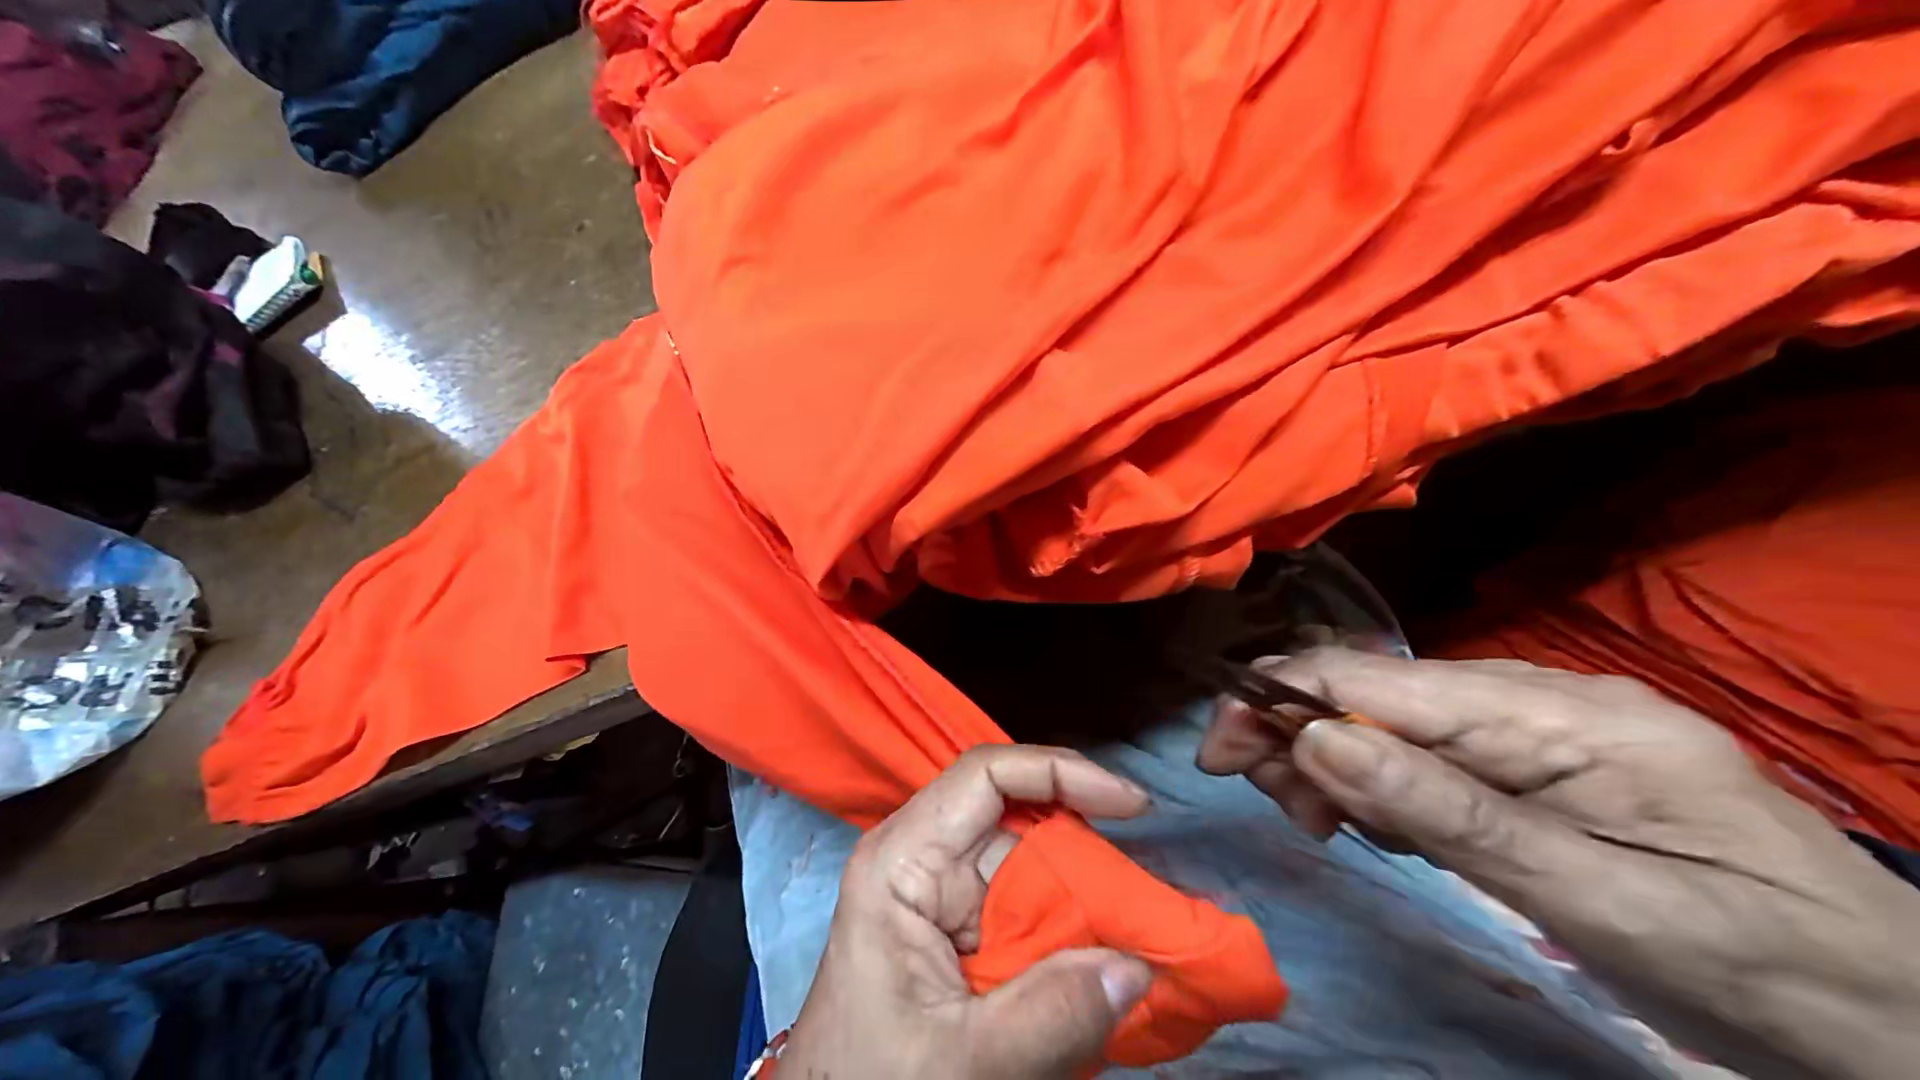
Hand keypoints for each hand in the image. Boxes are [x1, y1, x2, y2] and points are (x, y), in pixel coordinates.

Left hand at [780, 745, 1155, 1079]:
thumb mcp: (959, 1060)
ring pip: (1034, 871)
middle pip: (1020, 823)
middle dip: (1091, 849)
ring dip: (1092, 897)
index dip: (1058, 771)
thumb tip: (1137, 967)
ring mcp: (946, 897)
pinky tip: (1116, 955)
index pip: (984, 776)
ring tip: (1154, 923)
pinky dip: (1076, 932)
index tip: (1130, 803)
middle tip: (1157, 890)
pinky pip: (1032, 915)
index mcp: (903, 860)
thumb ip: (1050, 1016)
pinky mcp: (964, 934)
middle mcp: (926, 861)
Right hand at [1197, 648, 1919, 1079]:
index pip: (1382, 679)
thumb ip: (1448, 811)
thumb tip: (1315, 735)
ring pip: (1388, 715)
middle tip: (1270, 801)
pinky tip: (1375, 817)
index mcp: (1564, 716)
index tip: (1217, 750)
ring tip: (1316, 819)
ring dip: (1331, 760)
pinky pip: (1423, 748)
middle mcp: (1540, 697)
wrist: (1905, 1026)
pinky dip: (1376, 778)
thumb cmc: (1764, 971)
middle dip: (1297, 734)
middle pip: (1374, 688)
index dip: (1283, 699)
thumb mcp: (1600, 902)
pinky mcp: (1532, 757)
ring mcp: (1537, 725)